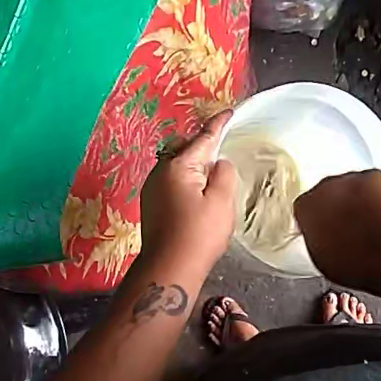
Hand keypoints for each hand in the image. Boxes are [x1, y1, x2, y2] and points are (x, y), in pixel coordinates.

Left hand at [138, 110, 238, 268]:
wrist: (169, 268)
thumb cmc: (199, 234)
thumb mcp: (221, 201)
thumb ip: (224, 173)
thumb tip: (218, 163)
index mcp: (178, 166)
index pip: (203, 138)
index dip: (218, 124)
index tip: (229, 112)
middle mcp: (160, 172)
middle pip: (186, 150)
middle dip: (204, 146)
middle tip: (225, 147)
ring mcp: (152, 188)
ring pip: (177, 166)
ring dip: (194, 165)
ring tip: (213, 172)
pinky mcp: (151, 204)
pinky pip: (172, 181)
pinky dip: (186, 180)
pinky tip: (197, 191)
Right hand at [294, 170, 380, 282]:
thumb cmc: (359, 258)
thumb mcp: (326, 262)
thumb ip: (320, 243)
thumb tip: (328, 244)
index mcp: (307, 208)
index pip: (305, 208)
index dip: (318, 221)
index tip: (327, 232)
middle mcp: (327, 187)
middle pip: (330, 192)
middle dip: (341, 207)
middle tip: (354, 231)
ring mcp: (356, 179)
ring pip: (358, 187)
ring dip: (366, 202)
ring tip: (378, 228)